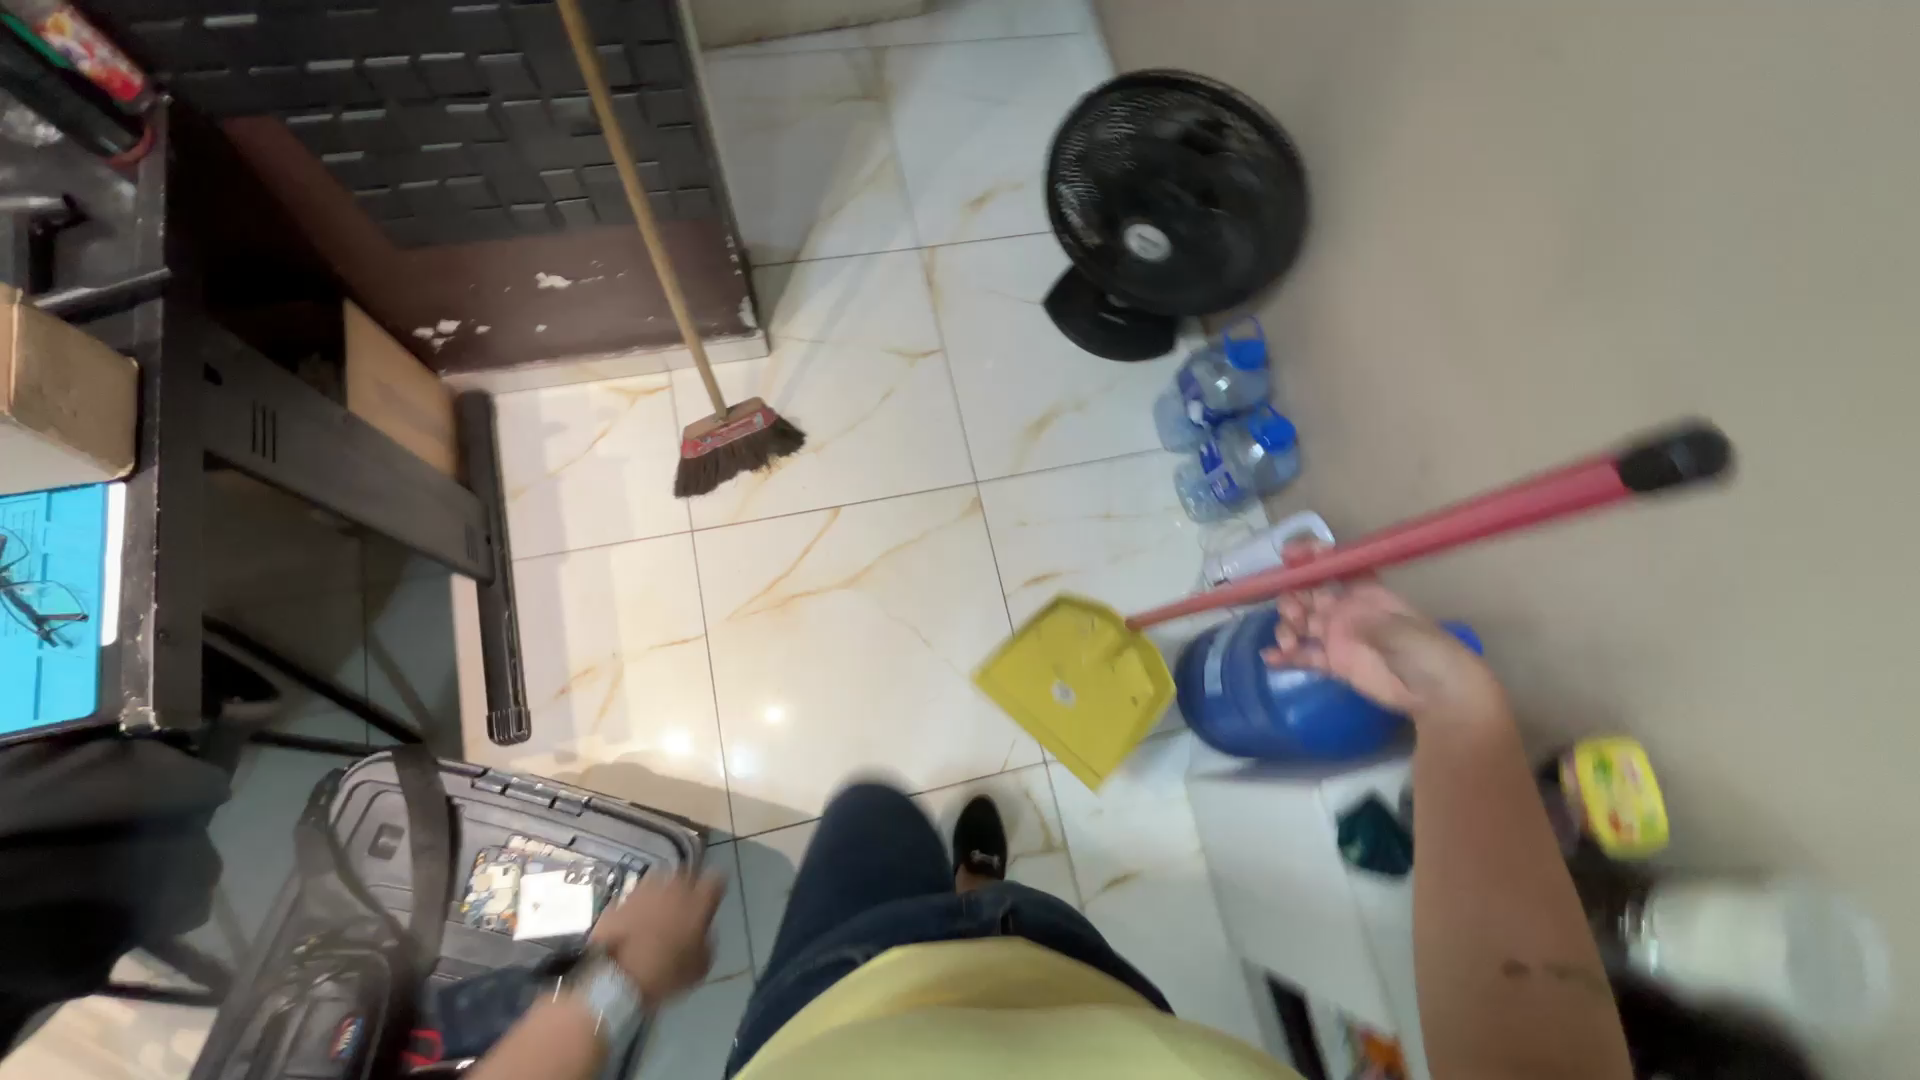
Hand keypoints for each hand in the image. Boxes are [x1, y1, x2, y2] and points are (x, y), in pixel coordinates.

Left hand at [589, 868, 725, 1002]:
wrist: (614, 977)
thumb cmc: (665, 973)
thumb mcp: (699, 967)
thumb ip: (707, 943)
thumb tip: (702, 934)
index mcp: (699, 900)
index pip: (716, 881)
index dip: (714, 890)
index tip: (711, 902)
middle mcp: (674, 886)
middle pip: (687, 874)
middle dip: (687, 886)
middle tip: (684, 907)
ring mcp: (644, 889)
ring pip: (660, 879)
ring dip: (662, 891)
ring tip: (658, 910)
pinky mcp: (619, 899)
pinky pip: (635, 895)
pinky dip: (638, 904)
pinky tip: (634, 921)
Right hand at [1261, 548, 1503, 724]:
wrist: (1438, 694)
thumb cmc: (1429, 653)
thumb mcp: (1404, 632)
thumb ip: (1368, 623)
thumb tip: (1336, 617)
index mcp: (1367, 594)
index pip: (1336, 567)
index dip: (1313, 558)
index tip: (1290, 555)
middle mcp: (1348, 610)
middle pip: (1309, 594)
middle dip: (1293, 596)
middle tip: (1295, 612)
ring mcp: (1338, 637)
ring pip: (1301, 622)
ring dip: (1287, 626)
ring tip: (1290, 642)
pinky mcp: (1333, 663)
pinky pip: (1304, 654)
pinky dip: (1285, 655)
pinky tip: (1271, 658)